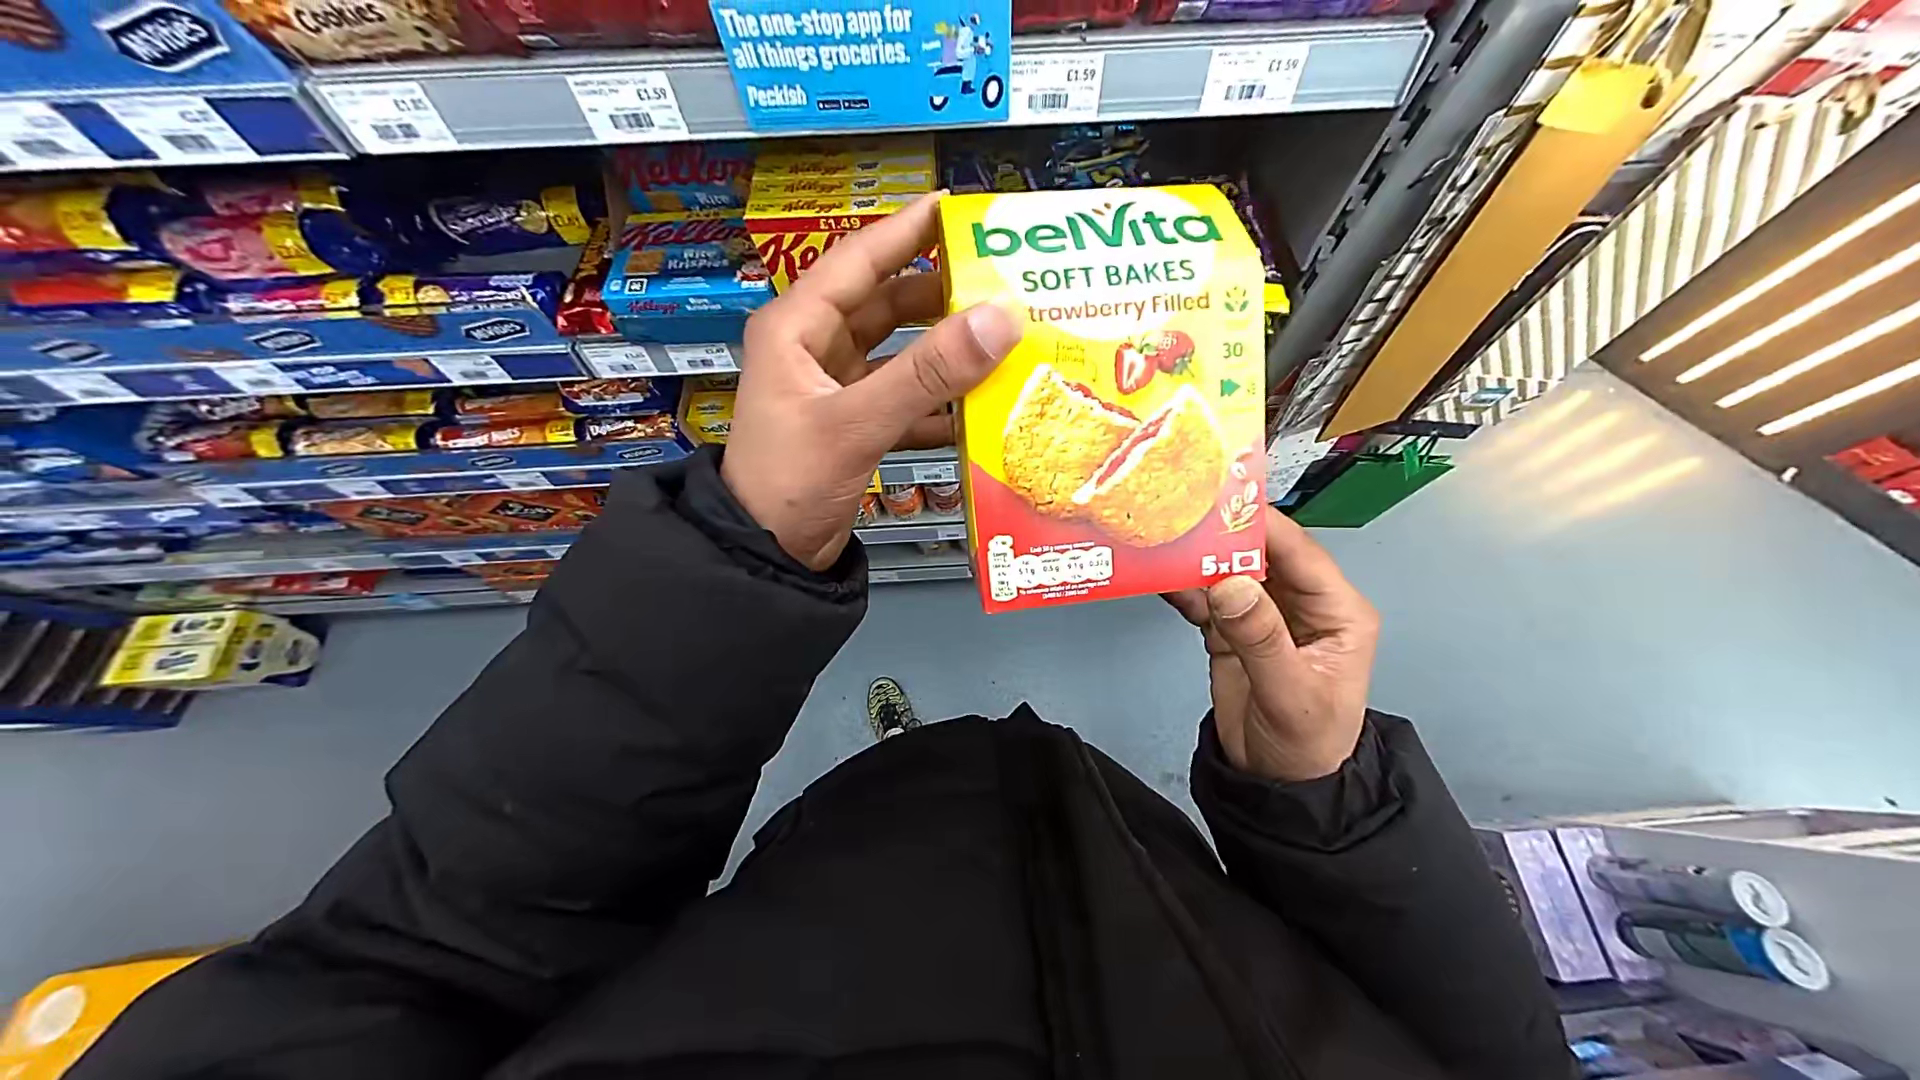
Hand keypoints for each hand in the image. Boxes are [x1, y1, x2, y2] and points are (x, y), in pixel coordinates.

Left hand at [722, 192, 1022, 569]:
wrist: (765, 554)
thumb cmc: (788, 483)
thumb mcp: (856, 423)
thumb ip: (927, 373)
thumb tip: (997, 321)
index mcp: (797, 328)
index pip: (859, 260)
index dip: (908, 231)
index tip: (958, 210)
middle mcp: (815, 349)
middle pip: (886, 304)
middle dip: (939, 295)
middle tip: (997, 286)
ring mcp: (836, 388)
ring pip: (899, 353)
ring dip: (943, 352)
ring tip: (998, 343)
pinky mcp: (853, 424)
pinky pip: (903, 398)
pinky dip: (936, 402)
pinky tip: (974, 409)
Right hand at [1165, 507, 1378, 781]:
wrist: (1276, 781)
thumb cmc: (1306, 742)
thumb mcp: (1290, 693)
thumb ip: (1261, 638)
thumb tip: (1229, 582)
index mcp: (1336, 611)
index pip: (1301, 555)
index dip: (1264, 526)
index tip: (1223, 503)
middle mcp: (1300, 603)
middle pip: (1260, 555)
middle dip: (1223, 536)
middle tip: (1183, 515)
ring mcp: (1262, 614)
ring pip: (1228, 572)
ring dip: (1198, 560)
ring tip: (1164, 541)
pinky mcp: (1230, 628)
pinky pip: (1205, 598)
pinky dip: (1183, 588)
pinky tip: (1160, 578)